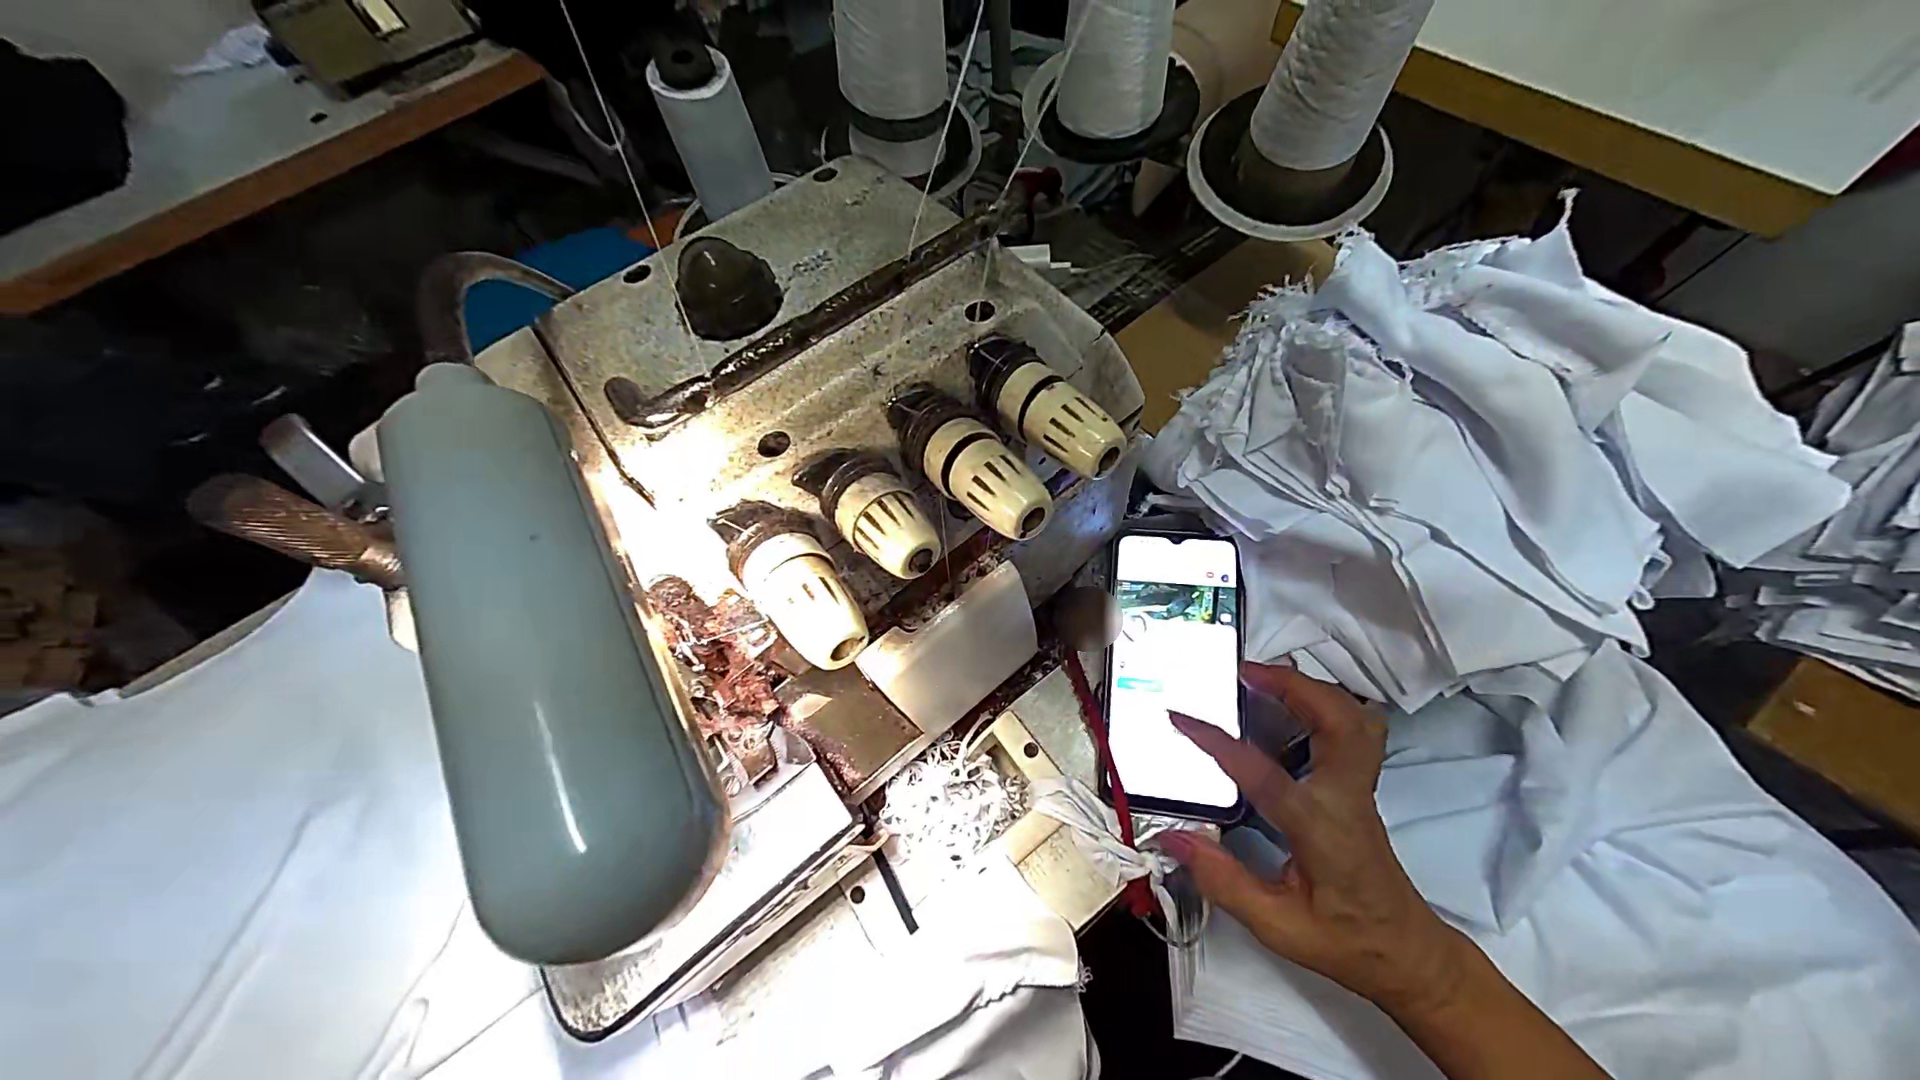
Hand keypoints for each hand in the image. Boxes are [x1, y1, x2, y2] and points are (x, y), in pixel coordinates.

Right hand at [1159, 662, 1468, 1015]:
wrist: (1406, 952)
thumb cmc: (1345, 941)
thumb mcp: (1278, 926)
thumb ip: (1223, 880)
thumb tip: (1175, 835)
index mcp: (1323, 831)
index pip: (1267, 776)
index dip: (1219, 743)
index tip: (1181, 717)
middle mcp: (1347, 798)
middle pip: (1339, 721)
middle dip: (1292, 685)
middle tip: (1243, 671)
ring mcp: (1359, 787)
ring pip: (1354, 716)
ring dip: (1309, 687)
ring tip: (1262, 677)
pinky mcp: (1359, 784)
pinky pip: (1354, 726)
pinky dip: (1323, 701)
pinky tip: (1290, 702)